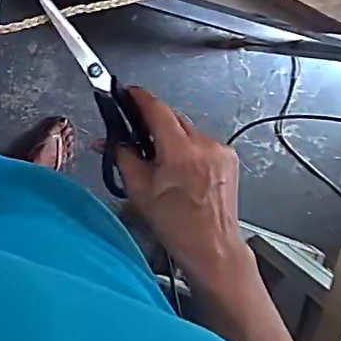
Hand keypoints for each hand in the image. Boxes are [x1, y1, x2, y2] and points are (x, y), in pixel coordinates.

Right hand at [116, 87, 252, 290]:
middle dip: (152, 123)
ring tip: (161, 162)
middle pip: (171, 117)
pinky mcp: (228, 158)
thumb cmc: (178, 226)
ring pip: (186, 129)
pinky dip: (187, 148)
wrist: (212, 248)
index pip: (157, 108)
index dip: (139, 97)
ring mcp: (219, 151)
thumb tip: (113, 140)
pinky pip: (201, 141)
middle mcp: (203, 146)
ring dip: (171, 137)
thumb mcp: (139, 190)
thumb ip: (123, 156)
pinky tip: (180, 169)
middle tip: (137, 137)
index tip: (129, 92)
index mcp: (179, 151)